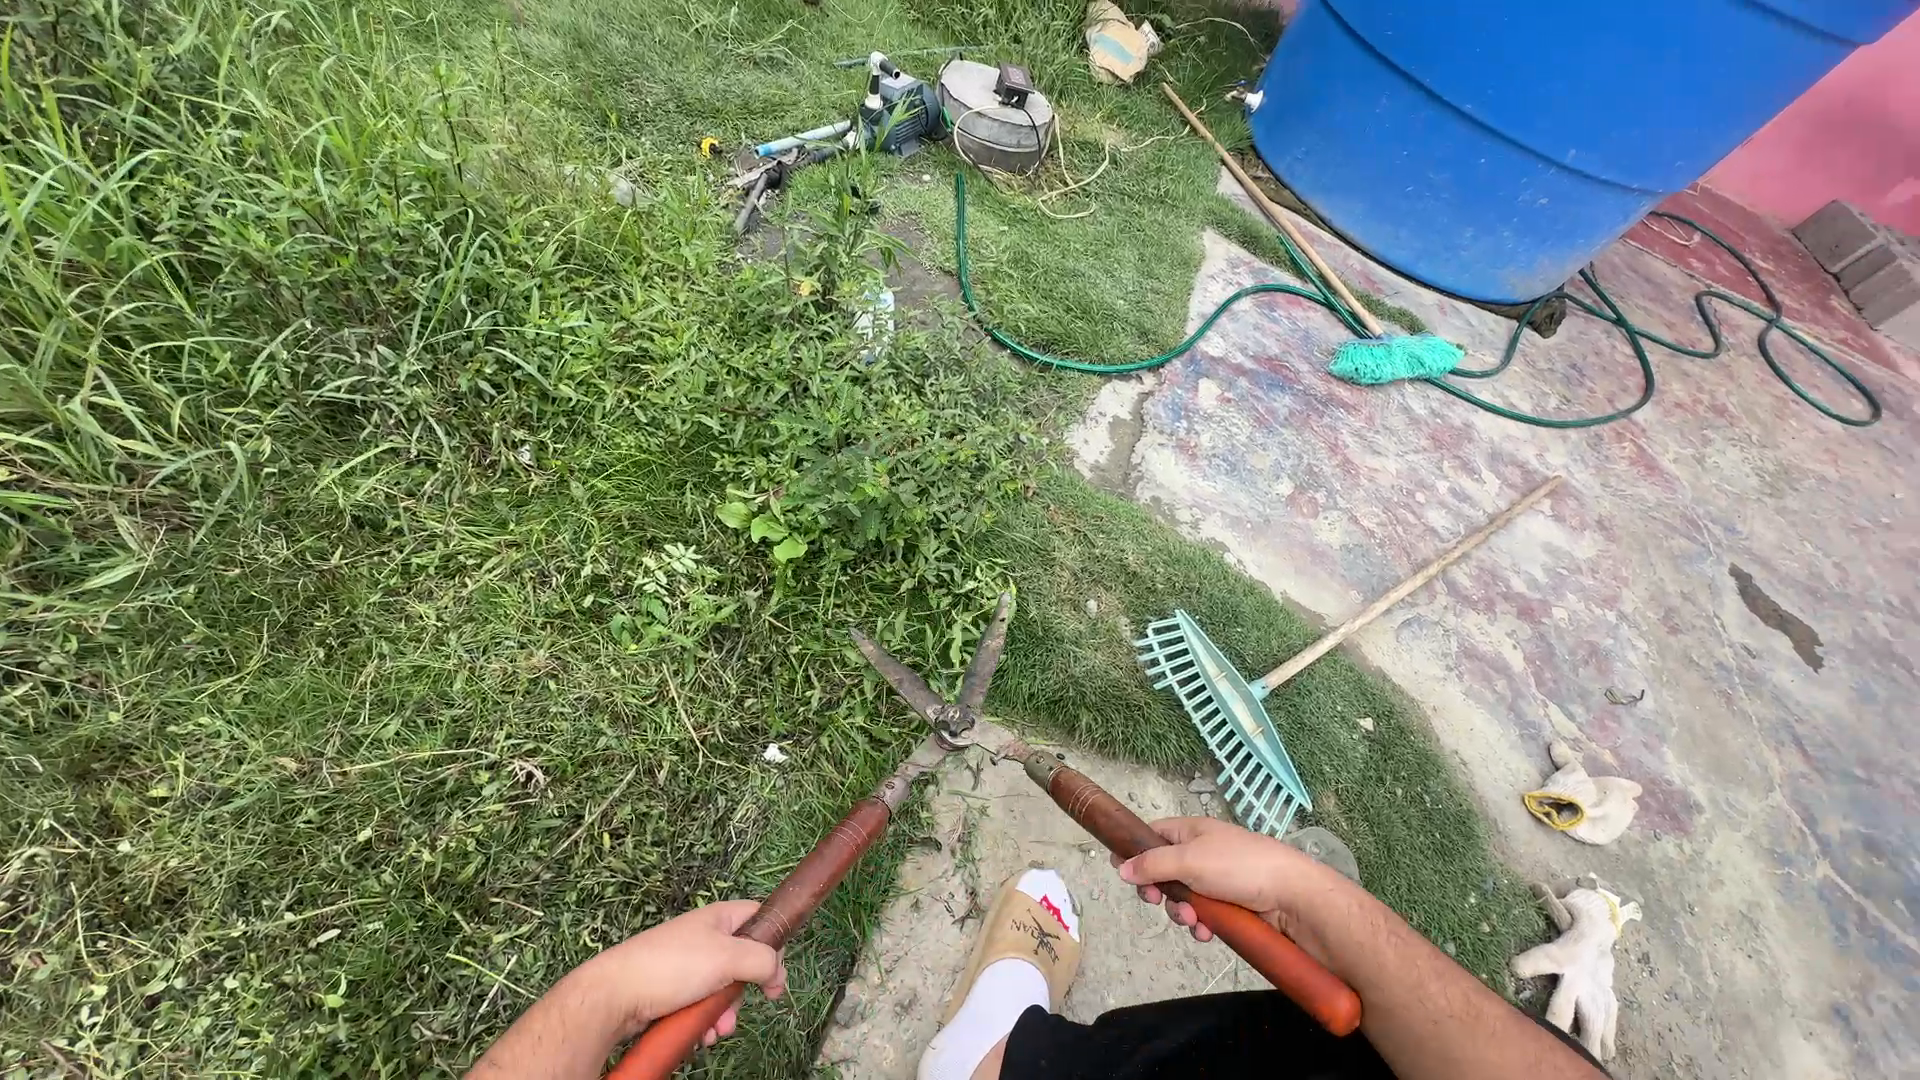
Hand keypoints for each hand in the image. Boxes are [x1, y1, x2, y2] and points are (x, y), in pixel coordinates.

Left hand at [573, 900, 787, 1045]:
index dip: (774, 941)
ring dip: (726, 1011)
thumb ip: (762, 960)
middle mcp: (705, 937)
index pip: (759, 917)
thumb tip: (777, 972)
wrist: (614, 995)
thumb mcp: (728, 957)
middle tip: (752, 1003)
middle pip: (742, 959)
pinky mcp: (671, 990)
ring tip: (718, 1029)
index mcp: (719, 917)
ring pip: (721, 987)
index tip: (777, 971)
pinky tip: (701, 1036)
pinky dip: (705, 1020)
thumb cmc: (674, 967)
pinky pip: (700, 1004)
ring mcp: (686, 964)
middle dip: (747, 987)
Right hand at [1113, 817, 1337, 944]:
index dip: (1134, 852)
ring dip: (1181, 912)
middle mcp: (1200, 852)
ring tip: (1193, 922)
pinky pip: (1202, 914)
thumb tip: (1119, 868)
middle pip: (1163, 871)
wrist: (1292, 896)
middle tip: (1157, 901)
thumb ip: (1151, 864)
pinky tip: (1207, 933)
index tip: (1121, 872)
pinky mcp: (1229, 905)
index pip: (1152, 835)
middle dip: (1158, 890)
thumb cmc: (1238, 866)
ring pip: (1182, 897)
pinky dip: (1200, 925)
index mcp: (1190, 832)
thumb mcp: (1188, 860)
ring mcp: (1215, 880)